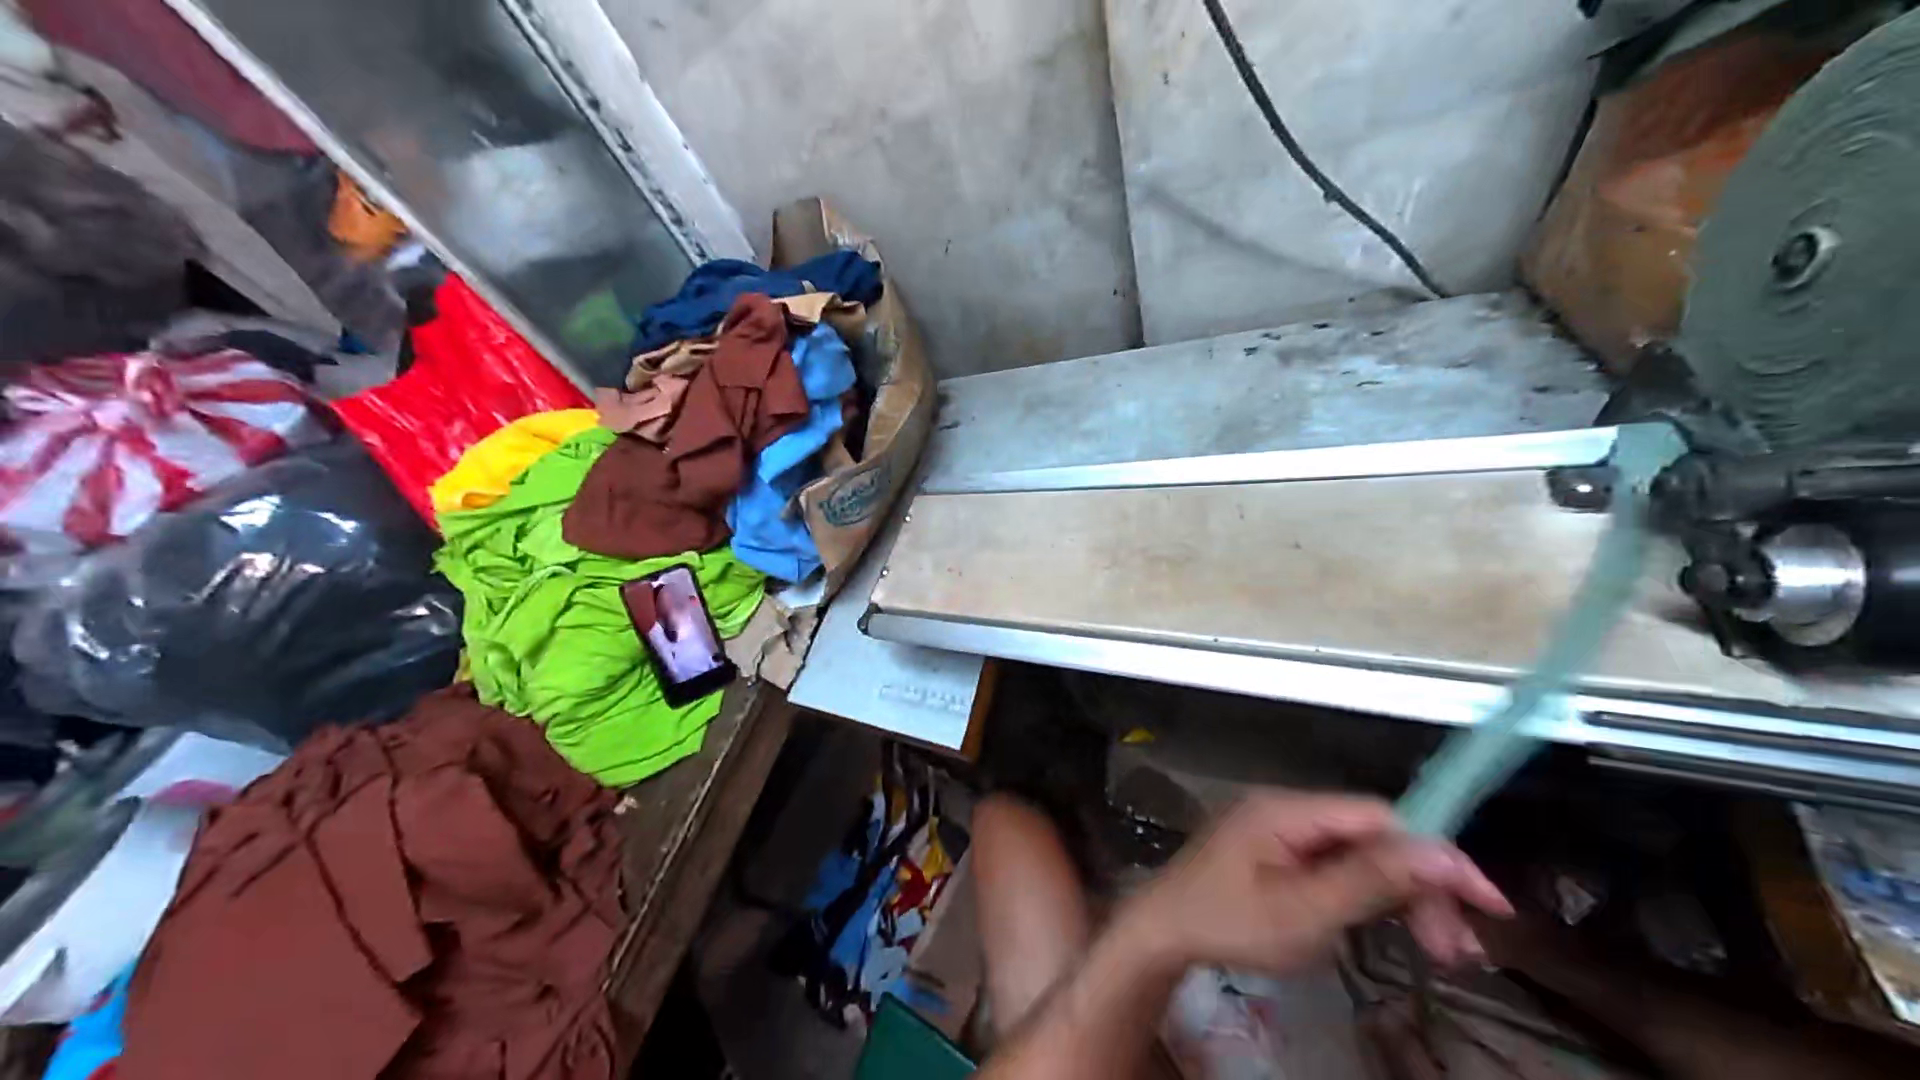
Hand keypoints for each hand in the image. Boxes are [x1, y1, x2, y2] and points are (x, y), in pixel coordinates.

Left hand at [1114, 791, 1512, 976]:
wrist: (1164, 930)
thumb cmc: (1229, 923)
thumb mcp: (1304, 911)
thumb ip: (1369, 879)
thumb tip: (1439, 850)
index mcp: (1289, 810)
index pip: (1381, 816)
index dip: (1436, 853)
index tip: (1486, 903)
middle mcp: (1286, 808)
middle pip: (1373, 834)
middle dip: (1421, 885)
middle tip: (1457, 950)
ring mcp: (1278, 828)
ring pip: (1358, 852)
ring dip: (1400, 894)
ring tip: (1437, 949)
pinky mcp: (1274, 850)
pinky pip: (1333, 863)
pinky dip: (1366, 894)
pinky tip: (1385, 927)